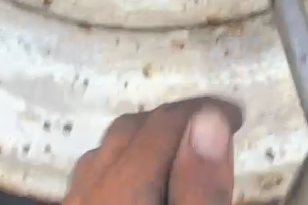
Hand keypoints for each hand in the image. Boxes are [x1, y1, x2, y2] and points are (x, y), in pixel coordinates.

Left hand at [64, 99, 241, 204]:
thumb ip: (200, 188)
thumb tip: (210, 119)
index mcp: (122, 189)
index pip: (162, 124)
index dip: (202, 111)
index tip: (235, 114)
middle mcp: (87, 189)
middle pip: (128, 131)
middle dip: (171, 122)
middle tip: (212, 131)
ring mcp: (72, 203)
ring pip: (104, 154)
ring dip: (142, 142)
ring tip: (179, 152)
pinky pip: (89, 179)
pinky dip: (118, 166)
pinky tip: (137, 185)